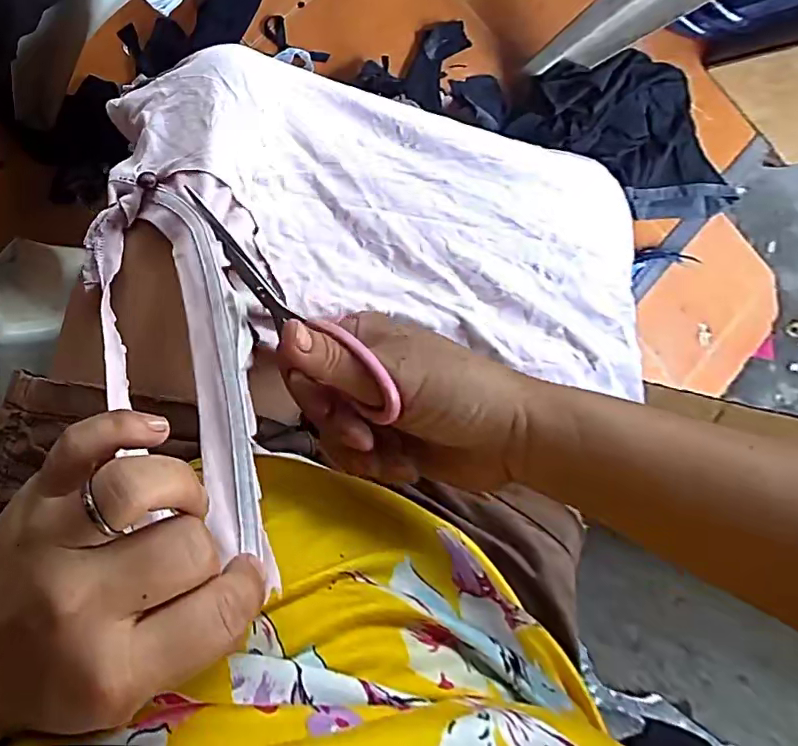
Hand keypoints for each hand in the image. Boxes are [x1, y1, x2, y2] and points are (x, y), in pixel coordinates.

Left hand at [0, 410, 264, 743]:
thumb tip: (238, 568)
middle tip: (189, 549)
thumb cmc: (51, 678)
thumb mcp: (123, 692)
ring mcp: (52, 538)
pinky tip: (155, 432)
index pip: (215, 616)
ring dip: (179, 487)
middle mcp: (81, 603)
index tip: (244, 573)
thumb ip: (186, 636)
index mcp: (113, 670)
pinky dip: (125, 426)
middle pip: (187, 548)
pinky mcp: (36, 494)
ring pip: (139, 487)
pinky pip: (84, 441)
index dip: (244, 587)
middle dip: (204, 545)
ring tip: (178, 500)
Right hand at [274, 313, 539, 489]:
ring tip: (391, 455)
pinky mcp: (382, 437)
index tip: (330, 406)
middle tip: (368, 436)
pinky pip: (352, 454)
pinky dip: (374, 464)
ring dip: (357, 451)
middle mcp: (357, 367)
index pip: (301, 355)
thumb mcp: (394, 377)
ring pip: (329, 430)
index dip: (307, 385)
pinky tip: (404, 464)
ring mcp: (370, 403)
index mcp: (357, 337)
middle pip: (312, 398)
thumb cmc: (457, 392)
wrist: (513, 441)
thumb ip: (336, 361)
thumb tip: (285, 332)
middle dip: (337, 424)